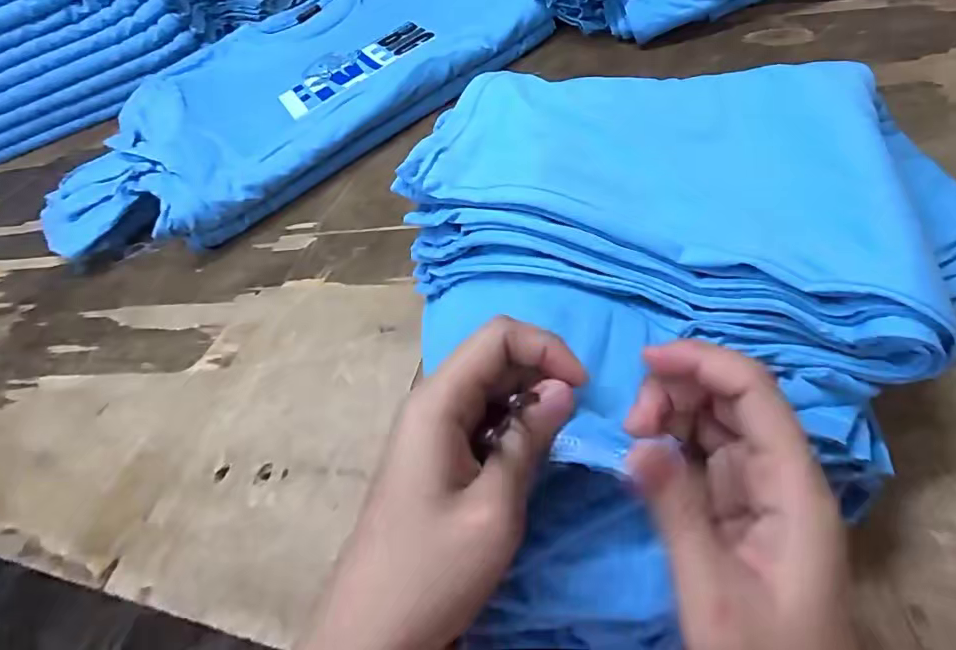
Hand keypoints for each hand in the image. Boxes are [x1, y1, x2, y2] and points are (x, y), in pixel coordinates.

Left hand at [300, 317, 585, 649]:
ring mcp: (432, 425)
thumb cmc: (432, 571)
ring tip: (558, 438)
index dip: (546, 347)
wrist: (372, 630)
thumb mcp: (494, 510)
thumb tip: (564, 388)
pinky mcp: (437, 451)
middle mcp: (431, 400)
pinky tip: (529, 454)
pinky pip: (481, 416)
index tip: (583, 389)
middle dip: (541, 372)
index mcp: (437, 400)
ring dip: (529, 399)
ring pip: (490, 385)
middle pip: (494, 355)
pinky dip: (512, 424)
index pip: (497, 335)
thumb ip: (529, 441)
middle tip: (578, 417)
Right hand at [625, 340, 856, 649]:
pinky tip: (648, 455)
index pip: (754, 390)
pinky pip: (703, 449)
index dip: (702, 361)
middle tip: (632, 423)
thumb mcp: (714, 595)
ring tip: (636, 438)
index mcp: (793, 486)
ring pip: (715, 417)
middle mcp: (782, 474)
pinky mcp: (740, 505)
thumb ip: (677, 512)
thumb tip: (636, 443)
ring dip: (671, 411)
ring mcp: (761, 488)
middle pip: (732, 396)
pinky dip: (671, 439)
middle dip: (677, 389)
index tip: (645, 360)